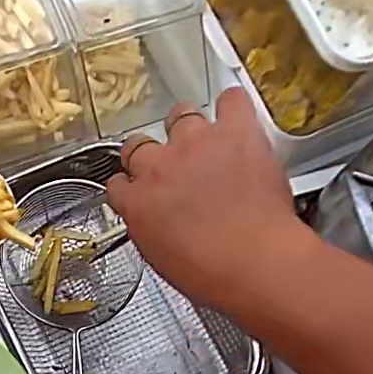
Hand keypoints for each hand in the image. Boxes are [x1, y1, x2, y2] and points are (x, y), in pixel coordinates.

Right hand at [105, 89, 322, 310]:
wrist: (254, 262)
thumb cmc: (213, 272)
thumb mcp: (161, 259)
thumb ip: (150, 228)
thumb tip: (154, 222)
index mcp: (137, 204)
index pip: (118, 185)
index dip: (130, 186)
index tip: (139, 190)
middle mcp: (158, 167)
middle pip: (138, 145)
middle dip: (148, 155)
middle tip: (168, 166)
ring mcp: (195, 144)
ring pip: (179, 116)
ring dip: (186, 127)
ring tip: (201, 141)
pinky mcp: (234, 132)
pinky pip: (230, 101)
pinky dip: (232, 107)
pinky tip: (235, 117)